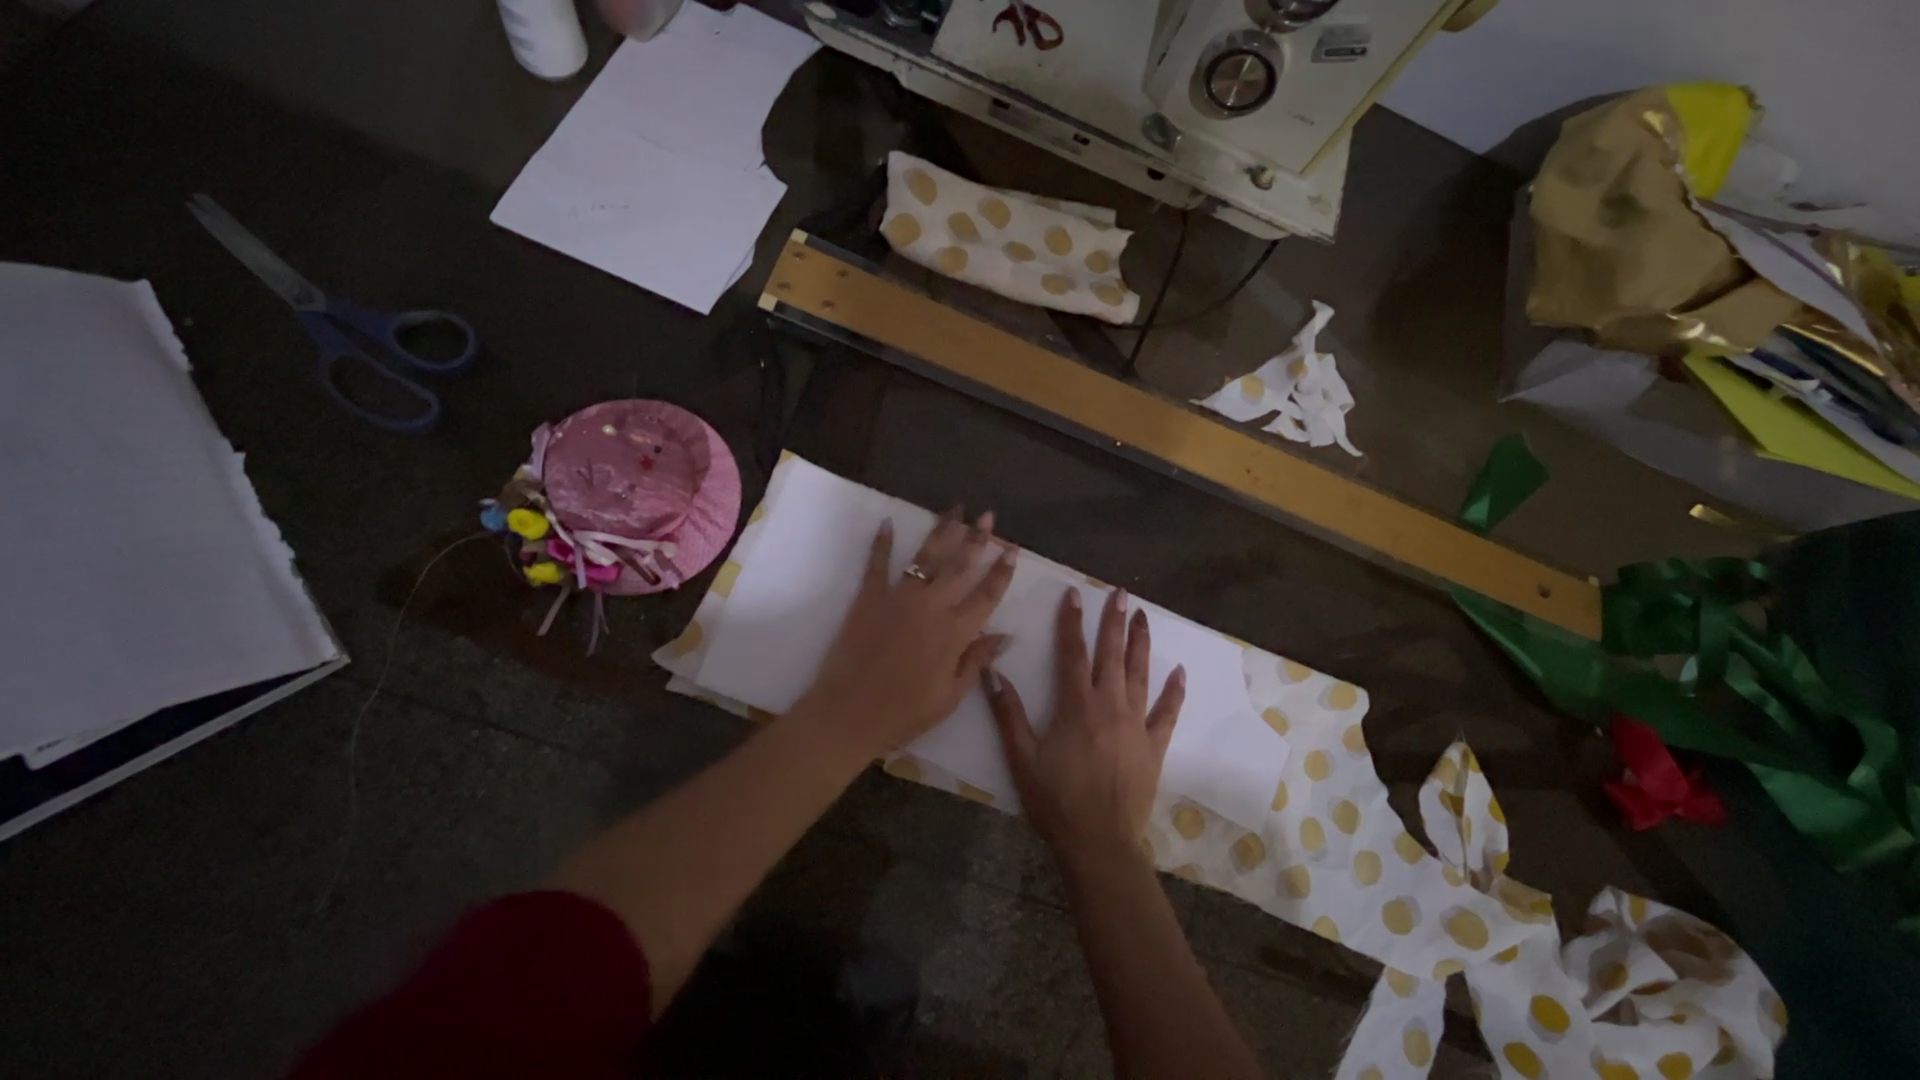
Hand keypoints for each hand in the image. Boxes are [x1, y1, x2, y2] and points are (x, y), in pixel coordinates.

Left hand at [798, 509, 1016, 756]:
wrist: (850, 712)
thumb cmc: (905, 713)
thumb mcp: (951, 696)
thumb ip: (977, 662)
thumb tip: (1005, 636)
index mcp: (955, 632)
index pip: (986, 595)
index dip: (1001, 572)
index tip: (1012, 549)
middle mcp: (931, 606)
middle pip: (960, 566)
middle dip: (977, 539)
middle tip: (988, 516)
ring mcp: (898, 597)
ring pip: (927, 556)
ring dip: (944, 531)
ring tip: (956, 509)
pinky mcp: (868, 598)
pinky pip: (877, 564)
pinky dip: (881, 542)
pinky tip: (887, 521)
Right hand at [985, 587, 1185, 863]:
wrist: (1098, 841)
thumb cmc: (1055, 801)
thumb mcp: (1021, 758)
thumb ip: (1008, 714)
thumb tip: (993, 671)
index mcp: (1076, 706)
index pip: (1072, 653)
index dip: (1072, 622)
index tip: (1075, 594)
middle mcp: (1109, 705)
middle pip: (1111, 654)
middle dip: (1114, 621)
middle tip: (1120, 593)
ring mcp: (1136, 724)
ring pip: (1140, 673)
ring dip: (1141, 643)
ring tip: (1143, 616)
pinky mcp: (1154, 746)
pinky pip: (1167, 712)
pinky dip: (1174, 690)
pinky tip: (1179, 671)